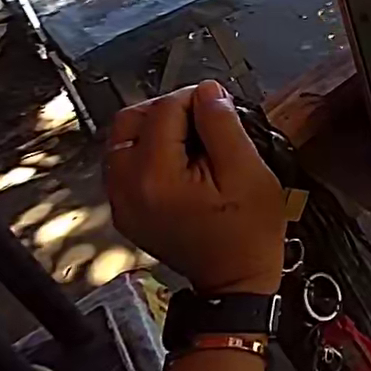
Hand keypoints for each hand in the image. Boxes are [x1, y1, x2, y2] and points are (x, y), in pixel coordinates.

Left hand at [104, 81, 283, 295]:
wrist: (235, 277)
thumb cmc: (249, 229)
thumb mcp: (249, 172)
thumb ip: (224, 128)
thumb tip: (209, 93)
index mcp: (156, 177)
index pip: (164, 112)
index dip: (196, 99)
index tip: (223, 103)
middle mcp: (126, 188)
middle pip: (131, 121)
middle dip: (170, 108)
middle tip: (207, 115)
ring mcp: (121, 202)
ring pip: (125, 140)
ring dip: (158, 128)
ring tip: (198, 136)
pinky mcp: (127, 210)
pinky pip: (127, 164)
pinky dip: (152, 150)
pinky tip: (184, 158)